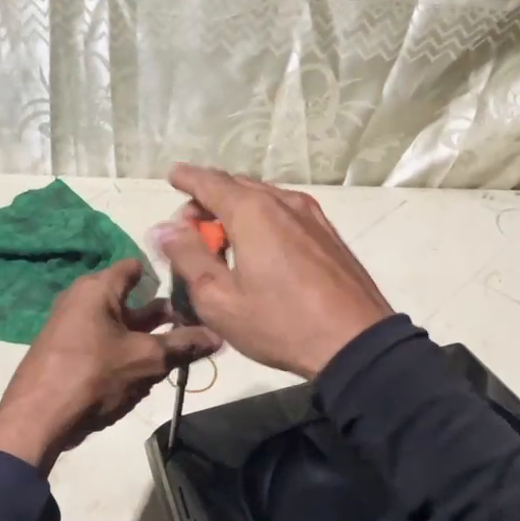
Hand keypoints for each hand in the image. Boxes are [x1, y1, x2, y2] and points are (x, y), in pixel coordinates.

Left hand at [0, 259, 220, 471]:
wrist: (37, 419)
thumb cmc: (94, 376)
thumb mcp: (146, 360)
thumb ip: (183, 345)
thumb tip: (218, 336)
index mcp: (98, 288)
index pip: (136, 268)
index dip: (165, 276)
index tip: (193, 293)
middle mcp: (81, 300)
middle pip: (131, 300)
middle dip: (162, 317)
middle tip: (195, 330)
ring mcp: (71, 327)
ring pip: (120, 327)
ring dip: (146, 342)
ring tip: (176, 359)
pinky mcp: (67, 353)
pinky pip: (104, 345)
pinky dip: (124, 355)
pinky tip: (143, 378)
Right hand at [153, 164, 391, 377]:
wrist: (355, 344)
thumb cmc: (280, 323)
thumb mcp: (219, 299)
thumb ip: (188, 257)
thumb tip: (164, 228)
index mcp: (252, 212)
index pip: (210, 182)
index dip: (187, 178)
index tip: (171, 176)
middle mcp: (283, 202)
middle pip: (237, 187)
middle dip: (209, 200)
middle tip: (190, 228)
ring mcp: (312, 217)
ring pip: (264, 200)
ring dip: (237, 211)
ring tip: (222, 241)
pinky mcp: (329, 235)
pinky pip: (285, 215)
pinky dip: (263, 221)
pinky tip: (259, 248)